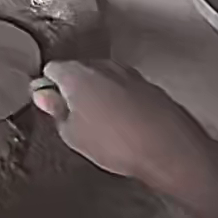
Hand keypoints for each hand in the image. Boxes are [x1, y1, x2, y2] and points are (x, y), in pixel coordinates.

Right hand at [30, 59, 213, 185]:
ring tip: (104, 125)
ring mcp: (129, 73)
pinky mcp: (151, 86)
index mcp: (76, 73)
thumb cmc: (116, 143)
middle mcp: (102, 65)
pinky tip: (127, 126)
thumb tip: (45, 96)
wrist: (172, 152)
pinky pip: (126, 88)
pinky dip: (122, 101)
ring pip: (104, 78)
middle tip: (75, 118)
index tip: (51, 106)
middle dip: (74, 89)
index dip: (48, 88)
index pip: (51, 69)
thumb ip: (55, 111)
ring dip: (99, 94)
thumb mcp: (72, 134)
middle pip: (78, 70)